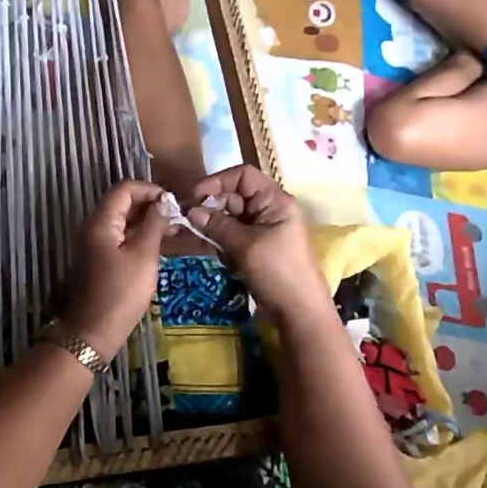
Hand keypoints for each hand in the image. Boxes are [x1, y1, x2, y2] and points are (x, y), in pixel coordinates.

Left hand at [59, 181, 172, 357]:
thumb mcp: (144, 256)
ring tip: (175, 229)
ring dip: (148, 221)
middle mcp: (95, 227)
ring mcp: (97, 243)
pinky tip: (161, 244)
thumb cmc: (121, 292)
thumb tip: (164, 201)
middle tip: (177, 216)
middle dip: (151, 205)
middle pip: (123, 203)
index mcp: (102, 221)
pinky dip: (140, 236)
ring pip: (124, 221)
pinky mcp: (102, 258)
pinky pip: (122, 237)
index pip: (125, 189)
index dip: (150, 189)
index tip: (173, 200)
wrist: (94, 331)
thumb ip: (154, 225)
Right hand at [187, 165, 331, 321]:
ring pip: (230, 217)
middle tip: (187, 219)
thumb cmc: (277, 272)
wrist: (299, 312)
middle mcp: (269, 210)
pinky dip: (219, 239)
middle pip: (234, 196)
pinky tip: (207, 247)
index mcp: (275, 201)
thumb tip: (191, 210)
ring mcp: (263, 230)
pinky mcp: (256, 248)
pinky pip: (233, 235)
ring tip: (193, 235)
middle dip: (211, 205)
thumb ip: (218, 225)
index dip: (217, 181)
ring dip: (212, 224)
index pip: (243, 176)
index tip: (194, 196)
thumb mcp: (245, 246)